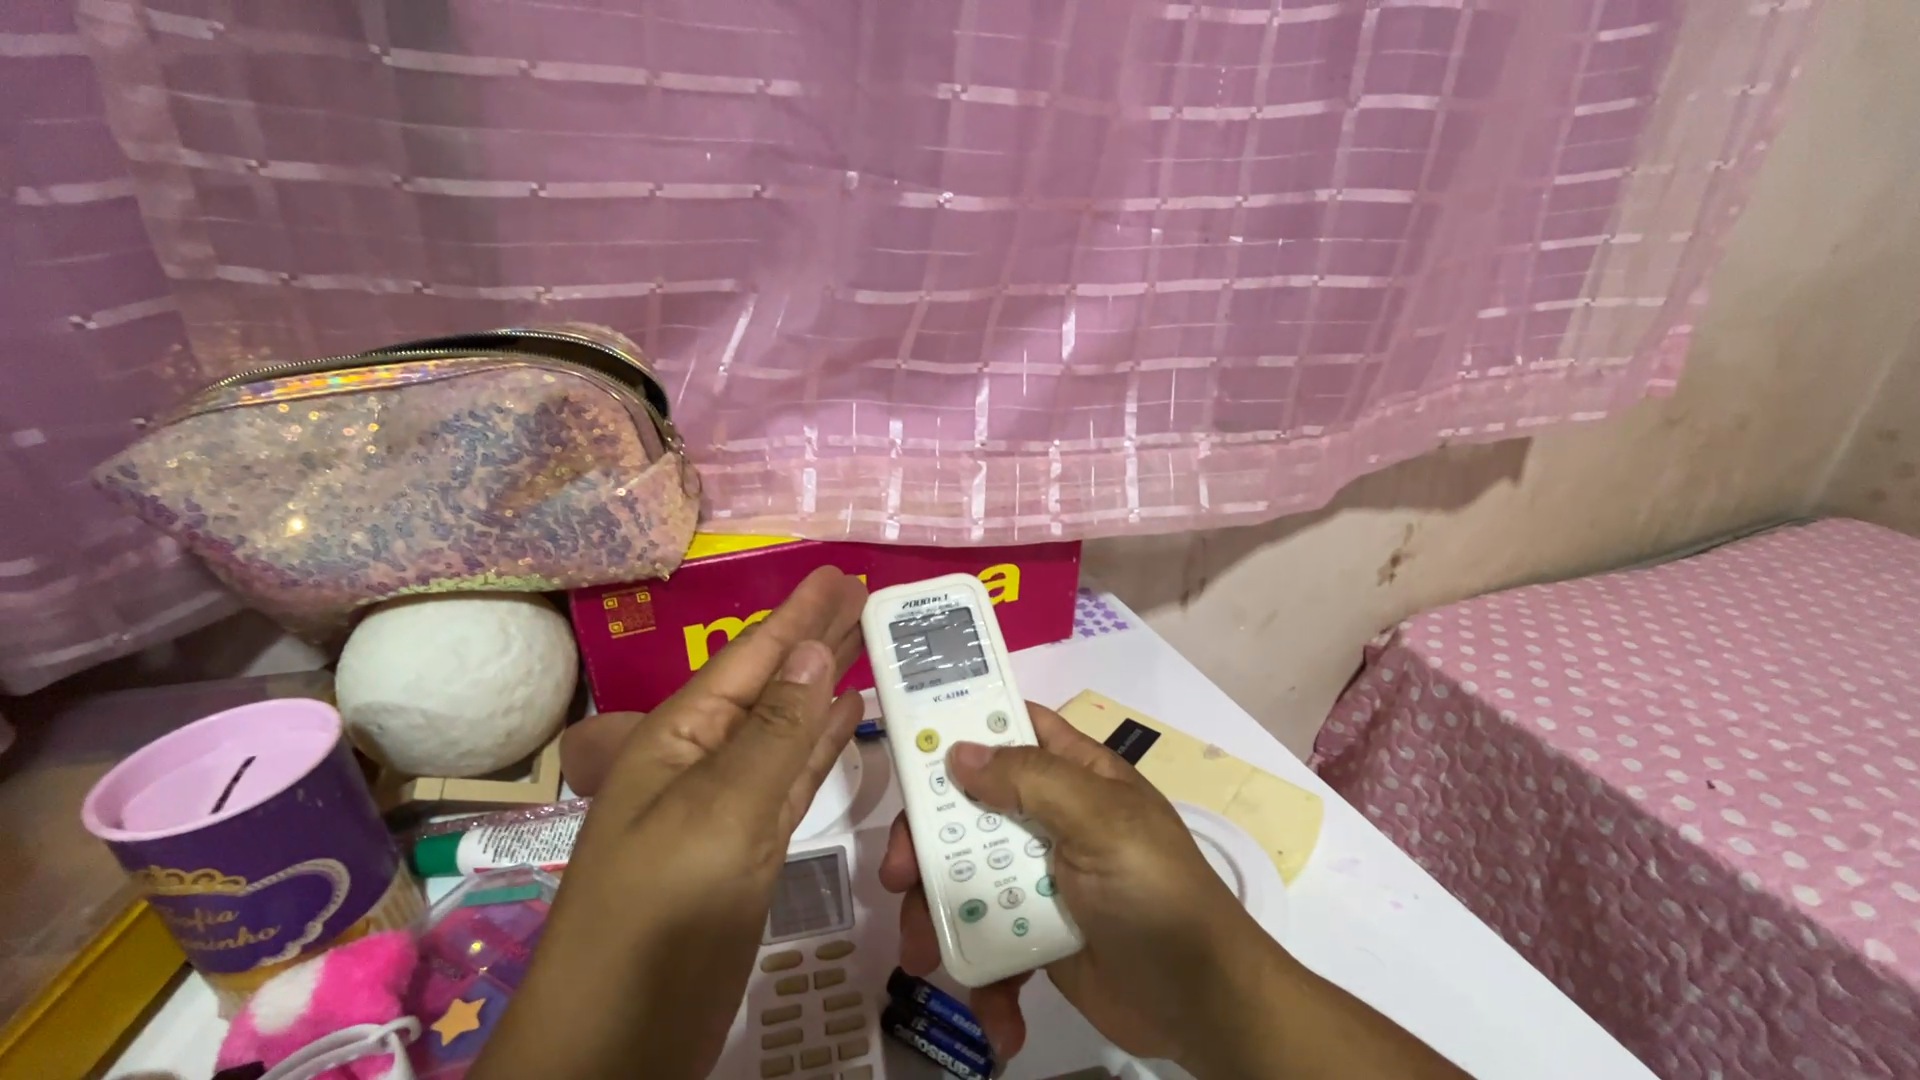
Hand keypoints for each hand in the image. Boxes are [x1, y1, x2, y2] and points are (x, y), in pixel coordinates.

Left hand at [473, 567, 869, 1079]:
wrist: (621, 1032)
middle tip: (865, 597)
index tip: (844, 574)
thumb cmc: (662, 909)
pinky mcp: (752, 845)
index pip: (752, 657)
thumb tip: (814, 652)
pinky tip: (847, 719)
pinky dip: (821, 744)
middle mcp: (704, 757)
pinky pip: (794, 776)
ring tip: (865, 645)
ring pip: (787, 727)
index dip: (800, 613)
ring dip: (823, 686)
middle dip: (814, 638)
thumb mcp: (720, 809)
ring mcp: (729, 804)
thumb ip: (773, 732)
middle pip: (771, 683)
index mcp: (681, 734)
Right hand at [880, 703, 1265, 1065]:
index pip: (1014, 728)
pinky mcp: (1036, 936)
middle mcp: (1050, 818)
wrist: (1203, 1006)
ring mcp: (1040, 878)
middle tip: (896, 876)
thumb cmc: (1157, 894)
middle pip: (968, 810)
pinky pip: (990, 943)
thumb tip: (958, 752)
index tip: (910, 746)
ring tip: (924, 959)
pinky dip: (986, 982)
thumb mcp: (1102, 822)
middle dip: (926, 842)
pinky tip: (999, 1021)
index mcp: (1074, 775)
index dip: (964, 727)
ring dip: (938, 918)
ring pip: (965, 878)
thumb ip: (1032, 781)